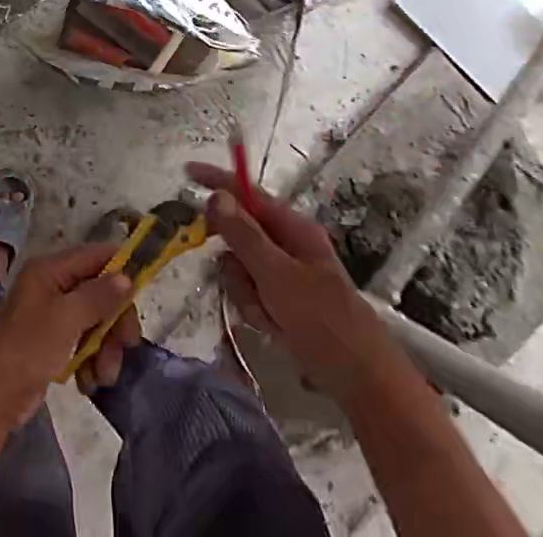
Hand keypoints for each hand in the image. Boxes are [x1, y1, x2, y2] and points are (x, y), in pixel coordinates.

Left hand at [0, 243, 135, 421]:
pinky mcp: (51, 343)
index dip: (122, 267)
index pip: (95, 255)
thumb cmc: (25, 352)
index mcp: (49, 271)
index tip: (144, 288)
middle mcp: (51, 287)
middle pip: (100, 290)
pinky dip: (92, 358)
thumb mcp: (66, 319)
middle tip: (128, 344)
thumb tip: (127, 276)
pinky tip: (91, 381)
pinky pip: (83, 341)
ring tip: (105, 375)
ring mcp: (50, 316)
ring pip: (95, 319)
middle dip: (115, 319)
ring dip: (106, 345)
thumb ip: (99, 295)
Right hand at [189, 161, 396, 399]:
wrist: (354, 371)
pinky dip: (255, 309)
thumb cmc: (320, 316)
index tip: (188, 171)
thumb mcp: (276, 274)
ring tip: (269, 314)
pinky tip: (273, 326)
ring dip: (247, 293)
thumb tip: (217, 196)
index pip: (247, 194)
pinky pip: (249, 292)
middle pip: (239, 236)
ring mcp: (282, 272)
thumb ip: (244, 236)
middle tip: (248, 285)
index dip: (218, 181)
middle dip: (237, 264)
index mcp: (291, 227)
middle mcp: (286, 243)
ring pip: (239, 269)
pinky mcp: (279, 298)